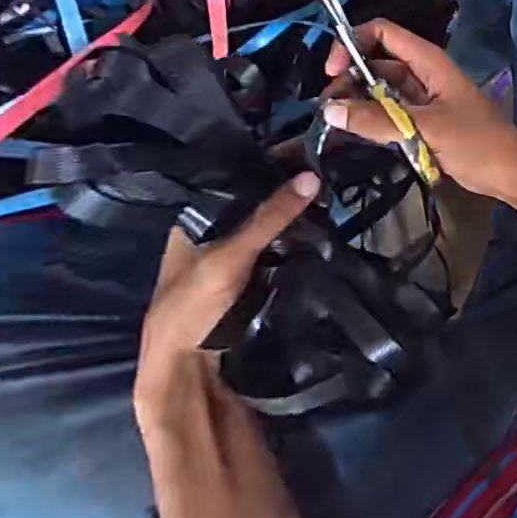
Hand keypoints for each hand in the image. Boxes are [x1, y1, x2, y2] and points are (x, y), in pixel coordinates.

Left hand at [134, 171, 318, 422]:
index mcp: (198, 216)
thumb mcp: (230, 256)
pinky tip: (322, 222)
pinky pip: (279, 242)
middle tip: (329, 167)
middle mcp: (215, 228)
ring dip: (297, 208)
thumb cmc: (192, 305)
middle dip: (290, 183)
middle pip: (258, 196)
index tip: (309, 147)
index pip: (239, 174)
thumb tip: (312, 176)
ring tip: (332, 188)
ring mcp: (233, 251)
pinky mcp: (252, 272)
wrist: (183, 370)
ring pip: (270, 219)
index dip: (271, 161)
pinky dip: (298, 232)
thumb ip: (269, 217)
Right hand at [324, 20, 516, 212]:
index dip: (353, 42)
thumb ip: (378, 120)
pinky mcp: (421, 121)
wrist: (510, 173)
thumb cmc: (476, 142)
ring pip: (381, 88)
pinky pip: (389, 111)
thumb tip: (330, 111)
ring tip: (335, 120)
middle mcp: (423, 73)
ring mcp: (422, 97)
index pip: (383, 33)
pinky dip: (371, 116)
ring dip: (358, 99)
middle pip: (377, 61)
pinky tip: (353, 130)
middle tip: (328, 106)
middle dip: (350, 76)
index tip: (333, 71)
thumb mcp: (425, 128)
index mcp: (429, 61)